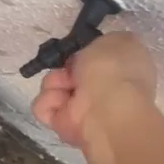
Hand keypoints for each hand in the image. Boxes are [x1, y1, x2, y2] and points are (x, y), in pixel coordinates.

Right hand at [30, 32, 157, 146]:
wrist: (105, 108)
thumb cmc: (113, 71)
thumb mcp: (118, 40)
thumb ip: (107, 41)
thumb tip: (99, 50)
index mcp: (121, 73)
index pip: (93, 60)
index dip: (83, 52)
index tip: (79, 50)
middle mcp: (101, 91)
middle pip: (66, 71)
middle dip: (63, 68)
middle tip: (70, 70)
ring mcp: (81, 109)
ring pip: (51, 86)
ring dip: (54, 83)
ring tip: (67, 88)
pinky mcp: (61, 123)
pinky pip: (42, 106)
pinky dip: (48, 102)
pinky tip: (62, 103)